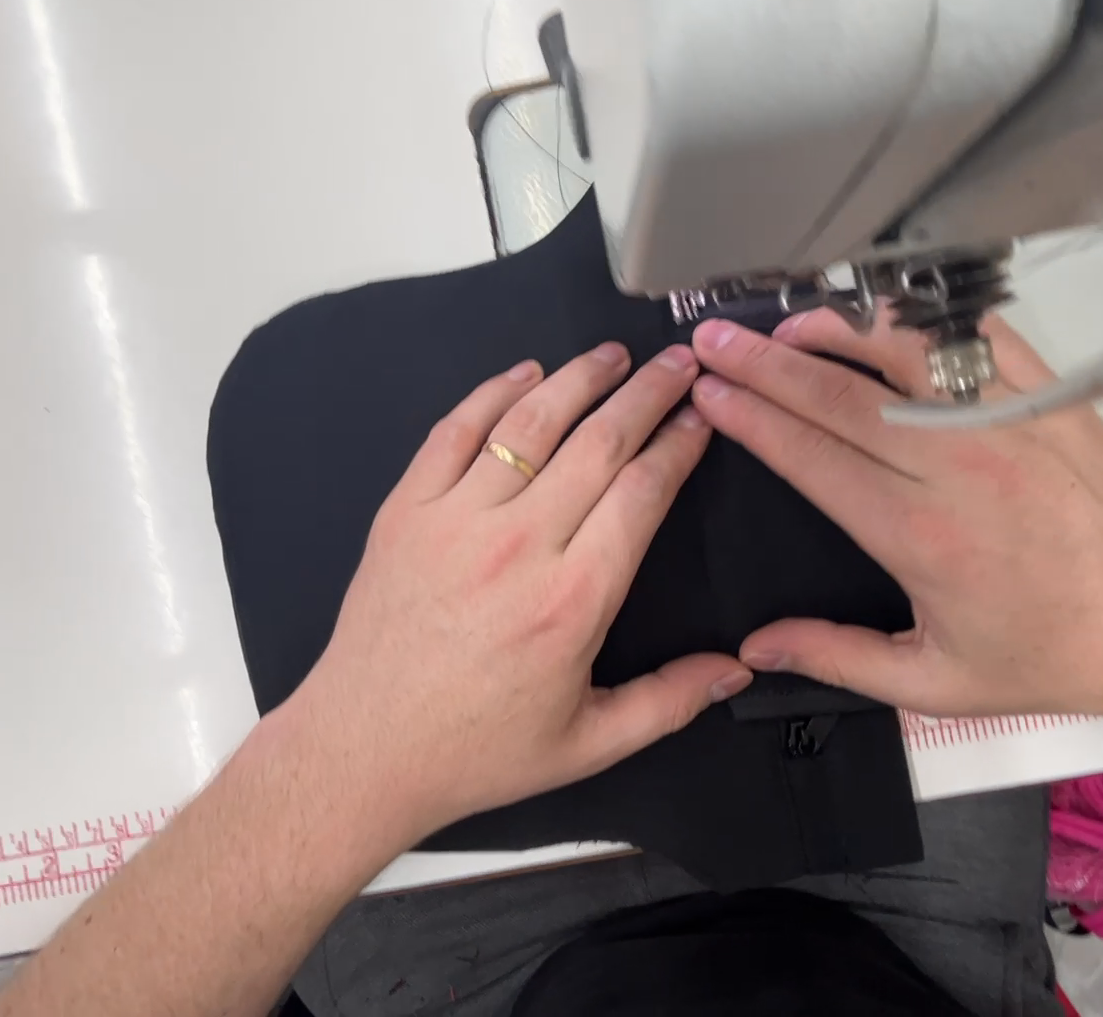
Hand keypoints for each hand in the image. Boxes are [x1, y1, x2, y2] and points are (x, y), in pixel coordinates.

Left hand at [273, 343, 751, 840]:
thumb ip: (669, 701)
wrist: (364, 747)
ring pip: (530, 424)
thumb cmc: (478, 748)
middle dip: (647, 393)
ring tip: (611, 355)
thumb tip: (738, 668)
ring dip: (578, 379)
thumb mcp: (588, 744)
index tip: (700, 413)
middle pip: (598, 442)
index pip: (643, 491)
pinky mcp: (406, 510)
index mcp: (574, 598)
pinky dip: (492, 394)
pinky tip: (525, 374)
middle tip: (676, 362)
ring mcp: (455, 519)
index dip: (679, 443)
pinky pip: (454, 432)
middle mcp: (519, 544)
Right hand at [686, 312, 1102, 728]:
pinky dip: (915, 320)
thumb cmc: (1054, 656)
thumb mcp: (937, 684)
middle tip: (713, 340)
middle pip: (837, 396)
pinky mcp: (1047, 397)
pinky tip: (876, 317)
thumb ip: (837, 657)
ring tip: (782, 325)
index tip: (709, 392)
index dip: (749, 419)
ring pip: (899, 351)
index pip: (810, 457)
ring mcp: (1007, 421)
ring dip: (831, 329)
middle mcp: (959, 466)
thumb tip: (756, 647)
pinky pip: (970, 337)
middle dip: (761, 364)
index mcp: (921, 536)